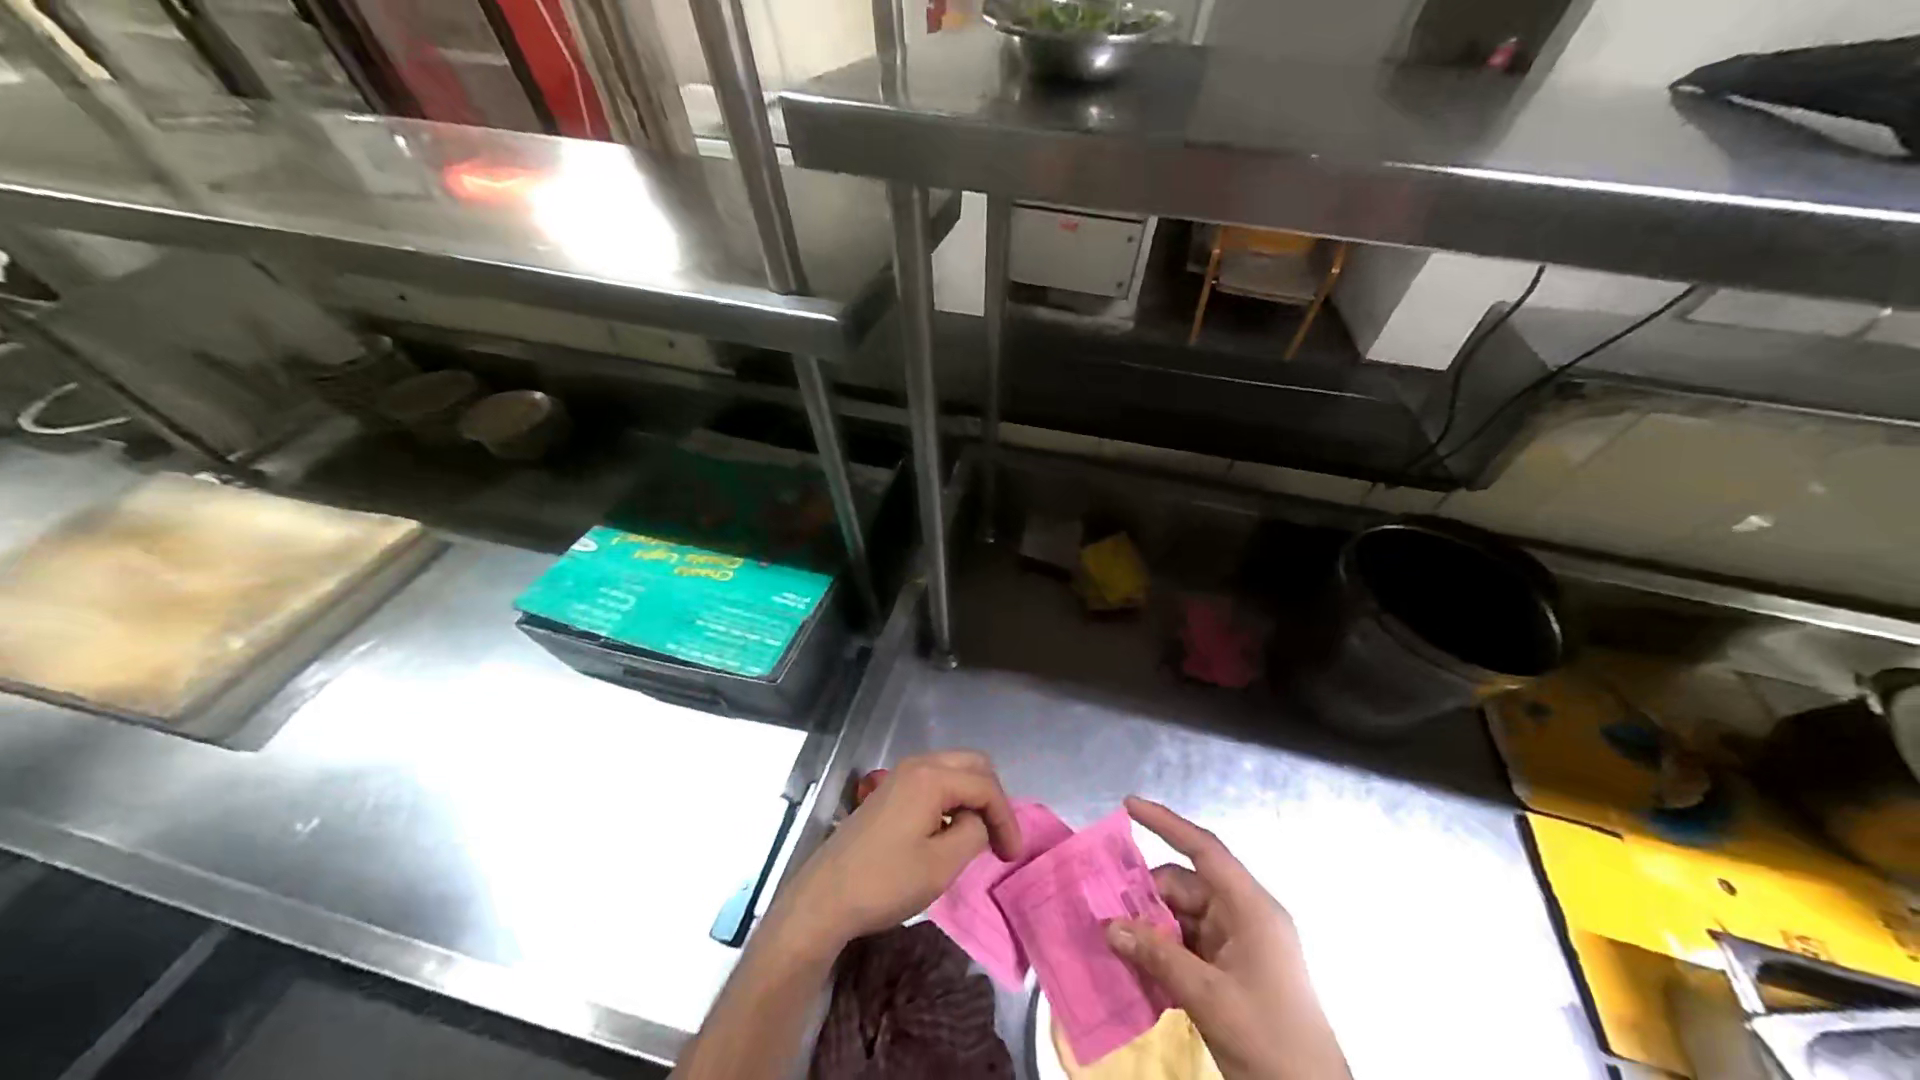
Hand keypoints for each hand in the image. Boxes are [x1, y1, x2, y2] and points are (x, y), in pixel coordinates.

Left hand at [772, 750, 1021, 951]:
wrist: (825, 898)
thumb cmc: (886, 883)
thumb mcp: (942, 864)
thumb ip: (974, 833)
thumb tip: (978, 820)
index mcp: (931, 777)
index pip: (986, 786)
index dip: (1006, 819)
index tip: (1012, 856)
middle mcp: (916, 765)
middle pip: (972, 765)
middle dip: (993, 799)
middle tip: (1001, 838)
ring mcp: (899, 776)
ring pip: (953, 771)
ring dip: (973, 798)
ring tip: (982, 837)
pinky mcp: (889, 793)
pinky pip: (934, 782)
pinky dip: (952, 800)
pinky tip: (952, 831)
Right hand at [1105, 797, 1349, 1079]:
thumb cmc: (1269, 1038)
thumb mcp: (1209, 997)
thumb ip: (1157, 956)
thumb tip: (1110, 927)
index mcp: (1250, 909)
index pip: (1205, 850)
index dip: (1166, 823)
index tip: (1128, 805)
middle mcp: (1242, 917)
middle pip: (1183, 887)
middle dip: (1143, 895)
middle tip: (1101, 909)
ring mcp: (1236, 944)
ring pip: (1179, 917)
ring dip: (1148, 928)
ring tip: (1110, 940)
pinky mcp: (1229, 970)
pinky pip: (1185, 945)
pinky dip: (1160, 952)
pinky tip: (1132, 966)